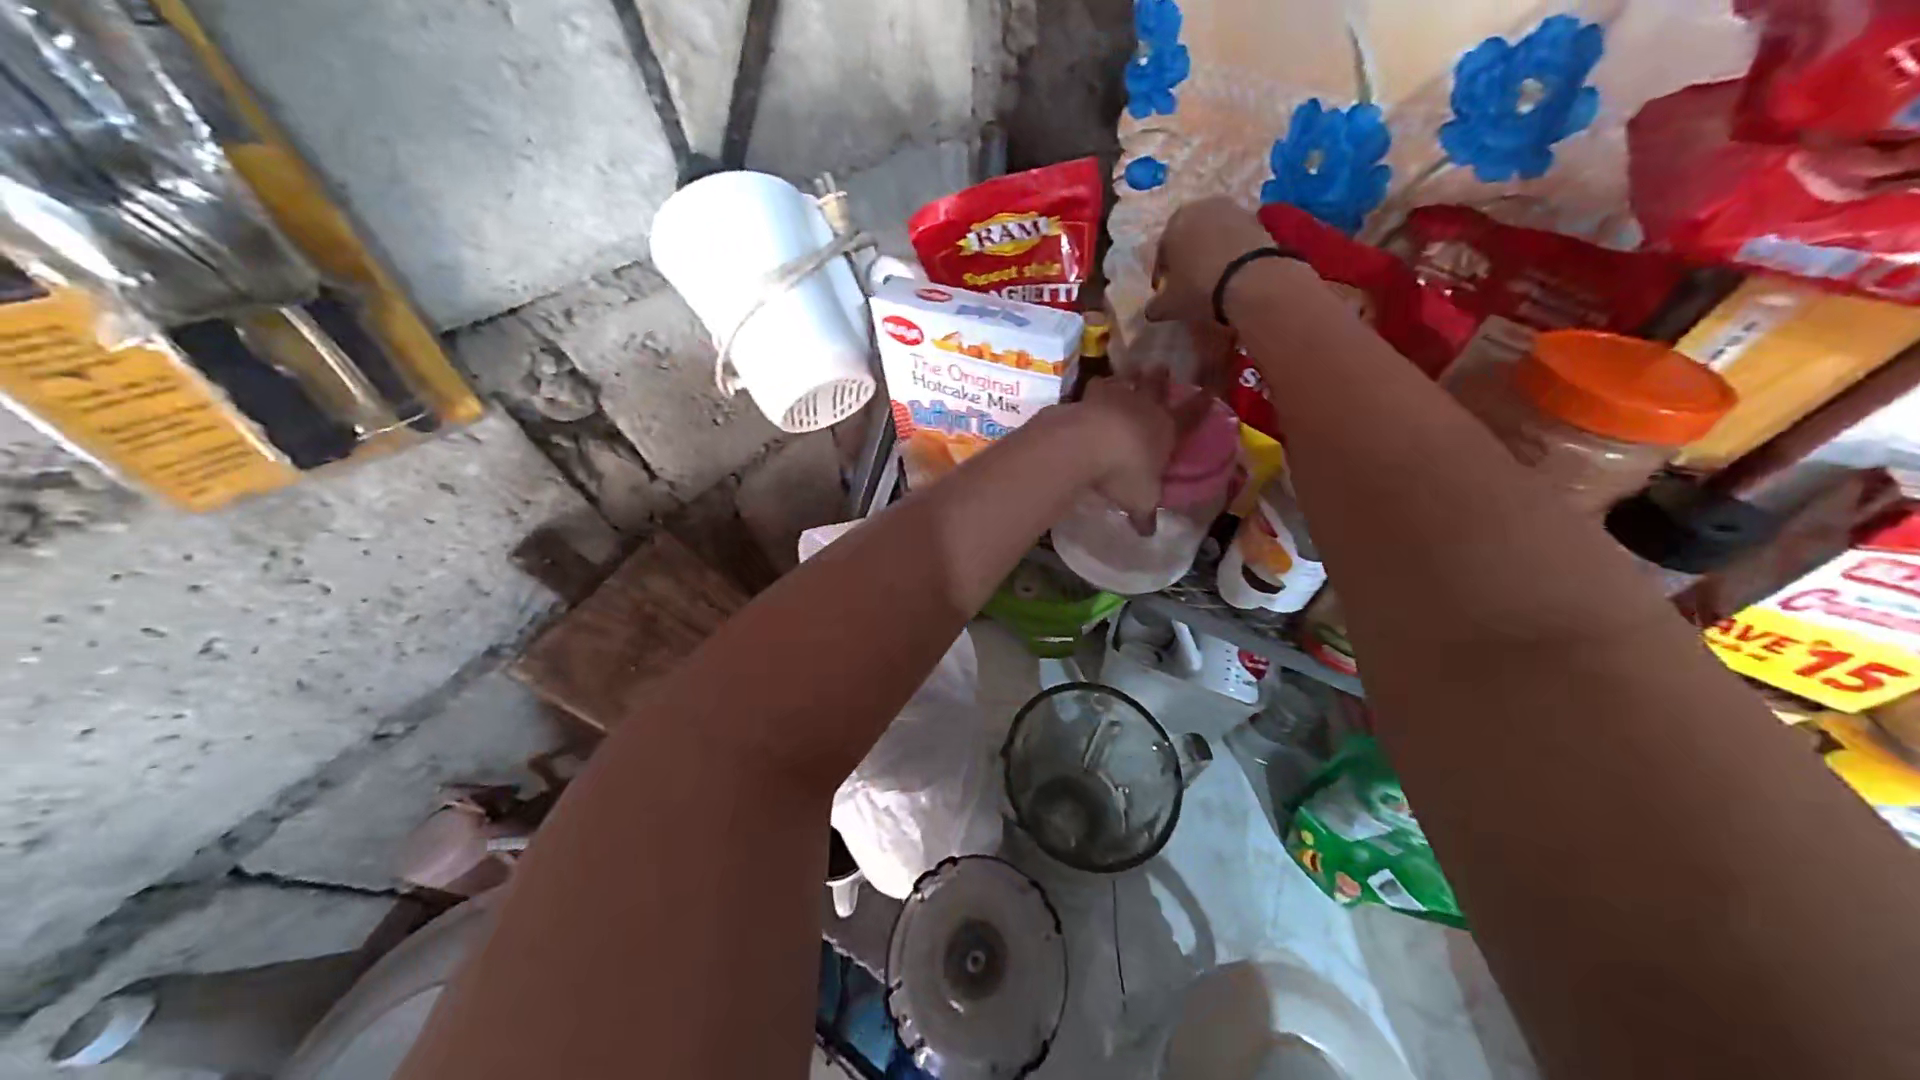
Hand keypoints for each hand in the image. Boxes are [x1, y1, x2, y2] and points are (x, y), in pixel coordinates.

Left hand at [1070, 370, 1210, 528]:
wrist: (1086, 443)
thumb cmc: (1124, 472)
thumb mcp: (1139, 499)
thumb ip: (1144, 513)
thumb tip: (1148, 533)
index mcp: (1166, 429)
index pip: (1191, 415)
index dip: (1201, 404)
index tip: (1209, 391)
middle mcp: (1144, 407)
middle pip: (1156, 387)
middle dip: (1160, 378)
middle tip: (1161, 367)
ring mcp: (1114, 397)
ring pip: (1125, 381)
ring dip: (1127, 377)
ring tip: (1126, 373)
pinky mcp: (1086, 397)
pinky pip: (1093, 387)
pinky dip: (1094, 388)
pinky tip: (1089, 393)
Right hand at [1144, 197, 1277, 324]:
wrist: (1251, 280)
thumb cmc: (1199, 288)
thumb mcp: (1169, 305)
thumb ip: (1156, 306)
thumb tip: (1151, 310)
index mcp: (1173, 224)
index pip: (1162, 252)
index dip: (1163, 275)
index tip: (1166, 292)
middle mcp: (1200, 208)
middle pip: (1189, 237)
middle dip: (1187, 256)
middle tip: (1190, 281)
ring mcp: (1231, 209)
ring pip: (1213, 234)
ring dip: (1211, 251)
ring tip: (1214, 276)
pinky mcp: (1257, 218)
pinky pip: (1236, 237)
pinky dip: (1232, 251)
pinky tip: (1233, 271)